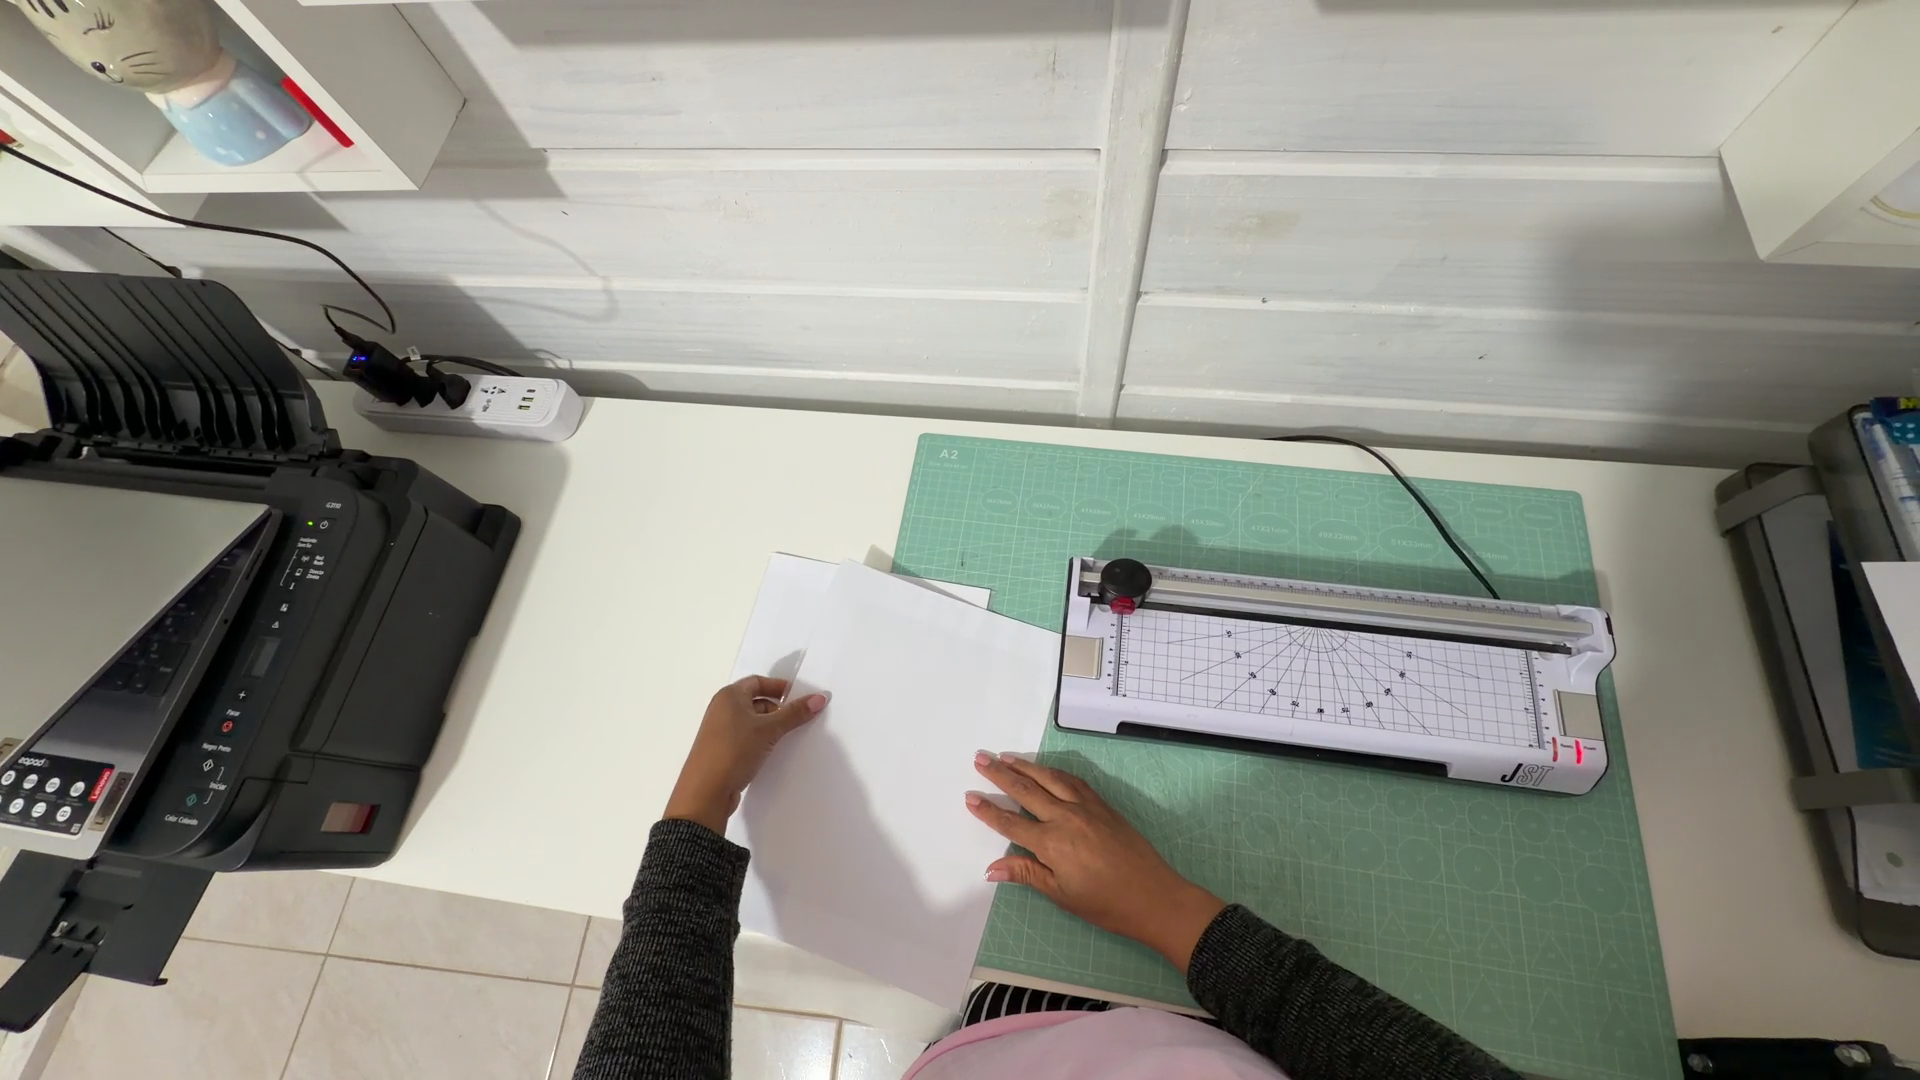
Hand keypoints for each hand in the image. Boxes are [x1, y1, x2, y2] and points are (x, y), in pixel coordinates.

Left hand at [664, 676, 826, 833]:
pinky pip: (746, 738)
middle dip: (778, 709)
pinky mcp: (722, 750)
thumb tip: (820, 698)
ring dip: (770, 727)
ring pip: (752, 722)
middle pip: (756, 701)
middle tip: (798, 719)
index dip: (779, 687)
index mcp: (729, 696)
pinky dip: (761, 740)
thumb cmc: (735, 750)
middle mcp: (722, 709)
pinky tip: (773, 752)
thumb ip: (795, 713)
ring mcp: (720, 731)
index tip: (799, 697)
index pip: (758, 682)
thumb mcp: (768, 730)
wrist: (705, 793)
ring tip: (789, 737)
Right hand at [966, 753, 1225, 973]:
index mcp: (1052, 843)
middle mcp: (1064, 817)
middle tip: (980, 757)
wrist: (1154, 895)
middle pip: (1025, 790)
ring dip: (1025, 765)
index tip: (970, 796)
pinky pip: (1072, 780)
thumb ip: (1026, 874)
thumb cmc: (1105, 904)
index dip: (988, 810)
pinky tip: (1044, 769)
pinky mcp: (1101, 804)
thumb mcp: (1062, 895)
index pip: (1010, 823)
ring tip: (1005, 756)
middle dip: (1000, 773)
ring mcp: (1084, 807)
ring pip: (1048, 777)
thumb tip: (991, 870)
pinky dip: (1053, 771)